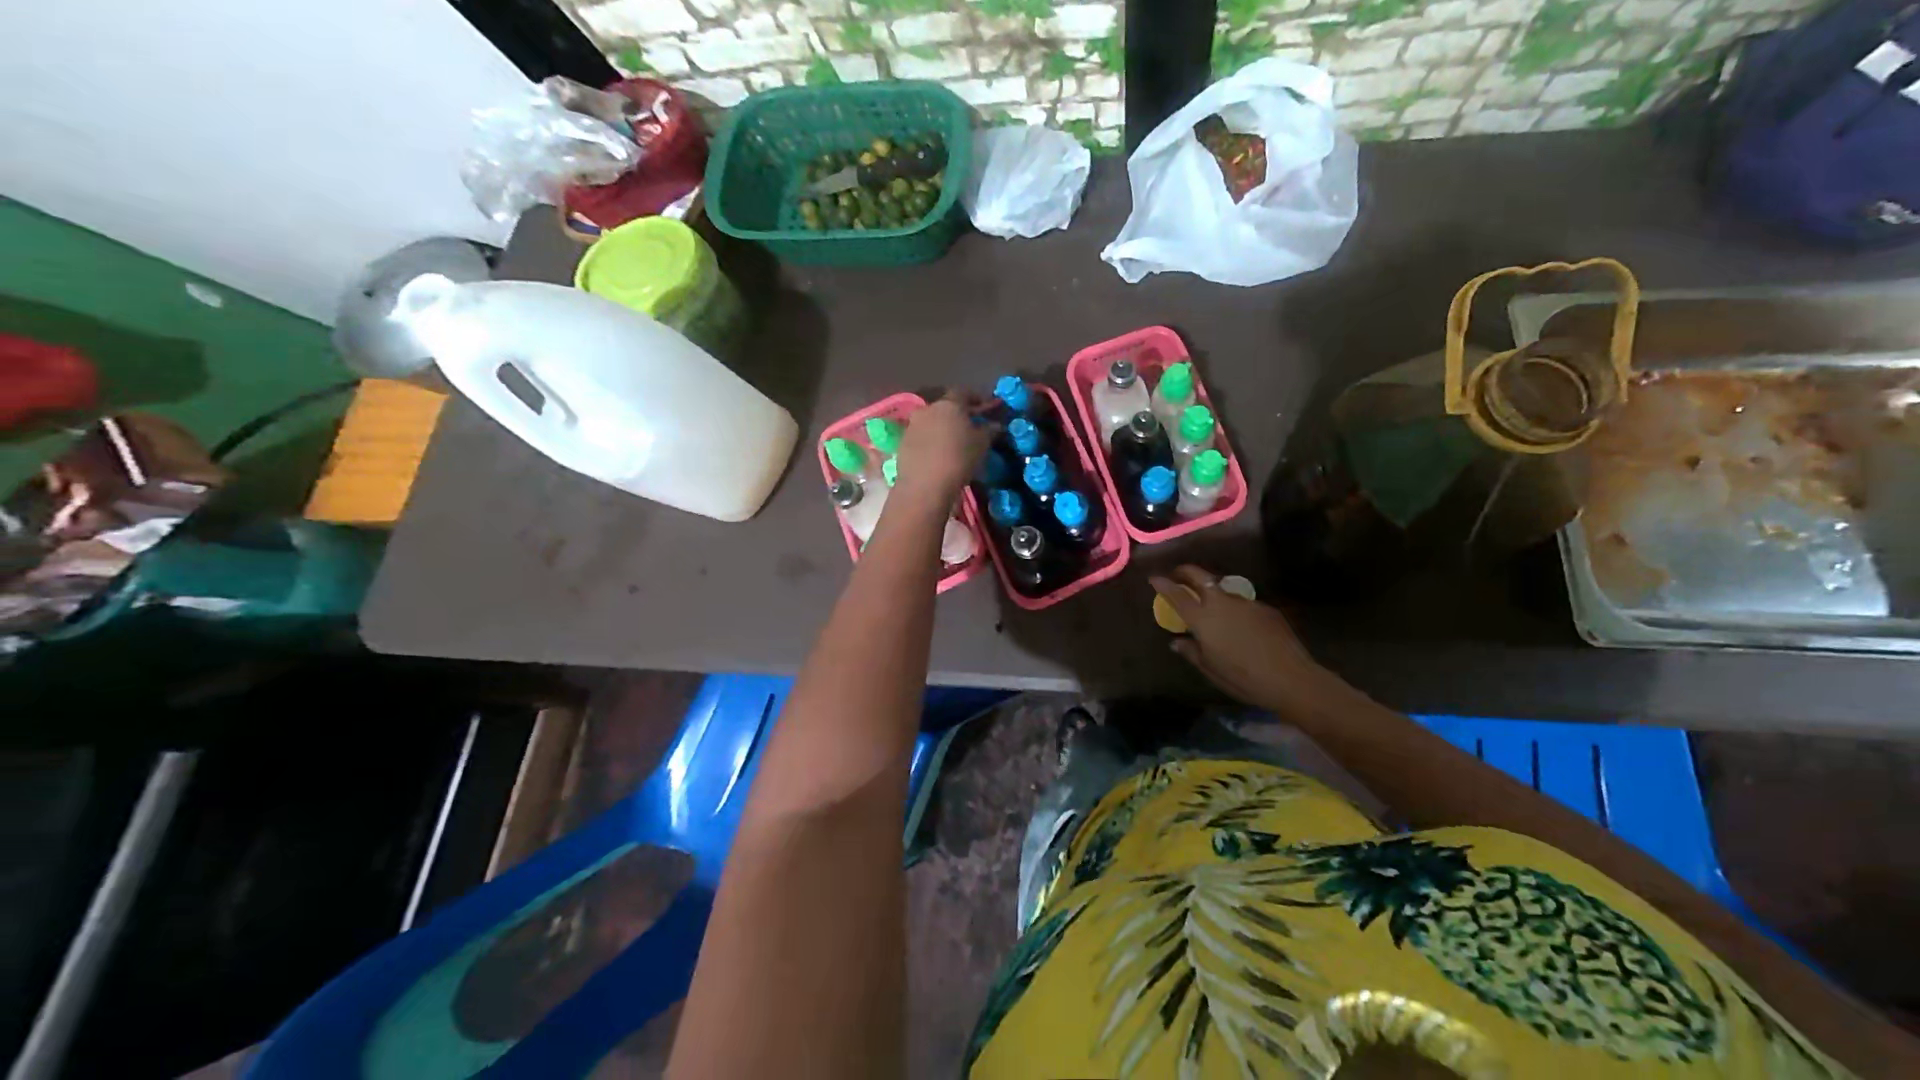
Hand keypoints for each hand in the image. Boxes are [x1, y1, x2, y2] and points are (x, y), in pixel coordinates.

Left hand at [891, 391, 992, 505]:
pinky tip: (936, 456)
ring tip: (952, 444)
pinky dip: (929, 442)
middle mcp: (927, 409)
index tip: (984, 408)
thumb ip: (989, 430)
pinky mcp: (902, 444)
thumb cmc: (959, 458)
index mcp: (949, 404)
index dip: (975, 398)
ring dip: (941, 429)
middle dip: (957, 415)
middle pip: (944, 407)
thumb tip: (995, 424)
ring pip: (930, 422)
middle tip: (968, 427)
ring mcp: (912, 426)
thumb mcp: (982, 444)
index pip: (963, 392)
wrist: (925, 486)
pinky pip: (920, 437)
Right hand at [1151, 565, 1342, 714]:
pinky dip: (1235, 610)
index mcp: (1202, 619)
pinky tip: (1242, 628)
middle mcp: (1222, 603)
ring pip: (1223, 591)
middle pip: (1199, 576)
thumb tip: (1178, 640)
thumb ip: (1191, 651)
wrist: (1291, 678)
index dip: (1163, 584)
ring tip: (1214, 611)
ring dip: (1213, 594)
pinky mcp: (1266, 608)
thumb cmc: (1242, 678)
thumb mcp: (1210, 669)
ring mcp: (1246, 603)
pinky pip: (1243, 605)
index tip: (1154, 578)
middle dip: (1185, 572)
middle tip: (1178, 576)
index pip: (1177, 594)